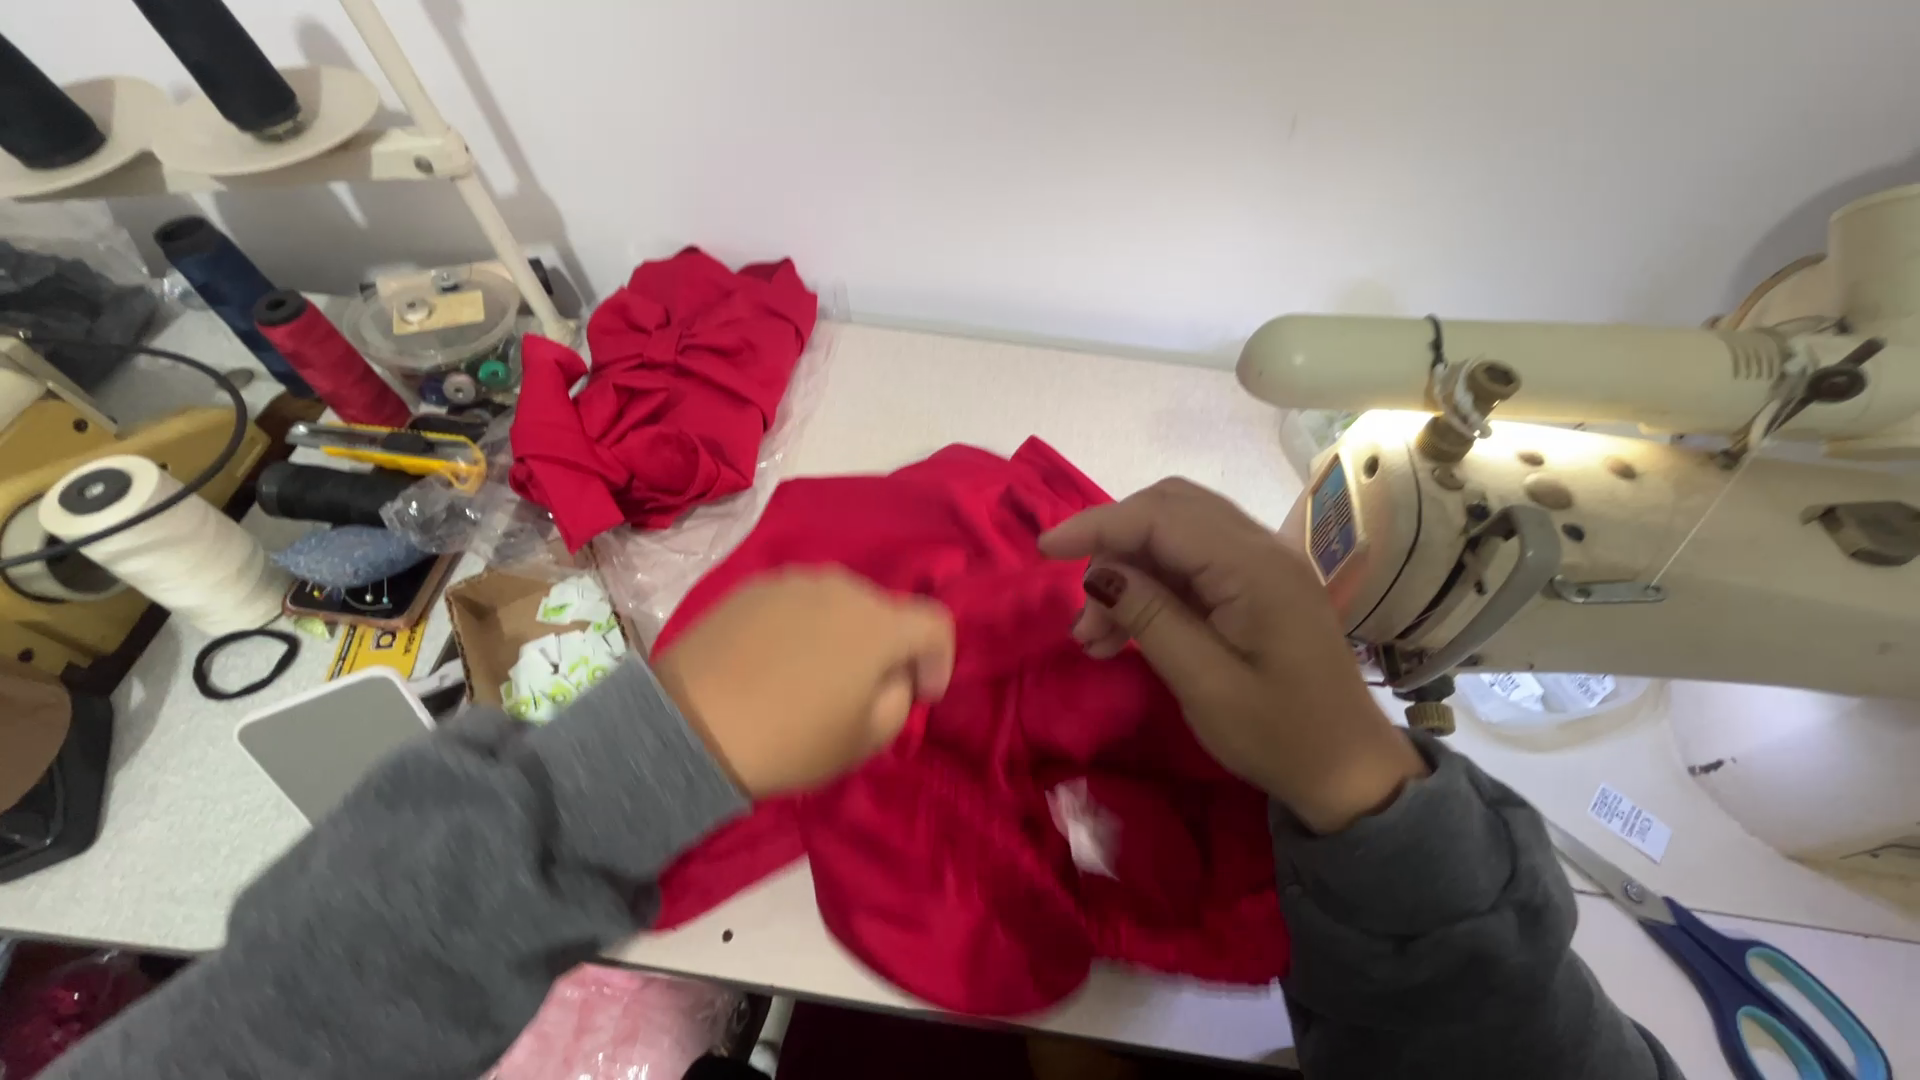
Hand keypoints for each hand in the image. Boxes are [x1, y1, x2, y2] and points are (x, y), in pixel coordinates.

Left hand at [652, 568, 956, 796]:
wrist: (690, 725)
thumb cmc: (790, 740)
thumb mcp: (867, 739)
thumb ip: (900, 698)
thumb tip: (892, 674)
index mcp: (879, 623)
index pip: (936, 624)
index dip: (940, 659)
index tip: (922, 694)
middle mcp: (843, 587)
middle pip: (886, 612)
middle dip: (888, 649)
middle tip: (866, 690)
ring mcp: (794, 581)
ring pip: (841, 604)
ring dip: (845, 635)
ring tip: (816, 675)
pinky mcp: (754, 586)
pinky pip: (800, 603)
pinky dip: (805, 627)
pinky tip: (778, 662)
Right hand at [1039, 479, 1426, 832]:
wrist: (1350, 772)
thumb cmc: (1280, 737)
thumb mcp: (1205, 684)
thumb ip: (1150, 618)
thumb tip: (1096, 571)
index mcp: (1255, 568)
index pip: (1161, 517)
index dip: (1098, 524)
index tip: (1045, 550)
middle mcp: (1262, 548)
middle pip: (1168, 510)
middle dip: (1112, 548)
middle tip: (1083, 611)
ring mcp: (1262, 562)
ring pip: (1175, 533)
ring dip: (1127, 569)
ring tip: (1094, 636)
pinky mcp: (1256, 583)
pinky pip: (1191, 561)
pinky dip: (1150, 583)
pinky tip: (1123, 629)